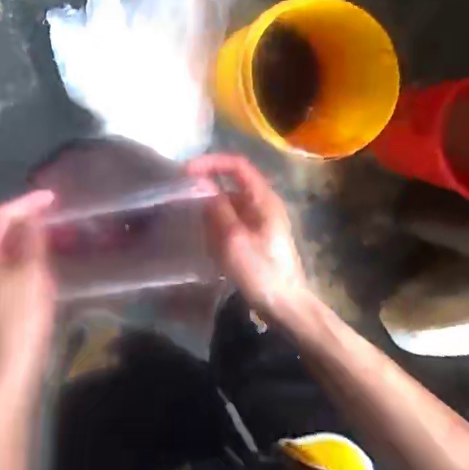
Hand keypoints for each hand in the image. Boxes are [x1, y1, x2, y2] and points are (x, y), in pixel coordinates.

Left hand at [0, 190, 58, 386]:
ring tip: (55, 228)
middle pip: (1, 229)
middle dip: (27, 216)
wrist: (12, 367)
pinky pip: (12, 263)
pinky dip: (29, 253)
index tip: (52, 196)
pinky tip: (46, 256)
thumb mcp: (32, 273)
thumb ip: (31, 240)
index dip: (26, 202)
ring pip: (7, 247)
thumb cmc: (22, 318)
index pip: (1, 216)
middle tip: (55, 209)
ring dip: (29, 235)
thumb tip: (32, 215)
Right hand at [185, 154, 312, 319]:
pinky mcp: (256, 236)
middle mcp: (264, 204)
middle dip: (206, 188)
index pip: (237, 165)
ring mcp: (261, 220)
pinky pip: (231, 220)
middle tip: (182, 197)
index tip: (185, 172)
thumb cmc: (261, 272)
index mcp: (264, 200)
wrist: (286, 307)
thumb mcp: (233, 238)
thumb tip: (199, 181)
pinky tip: (207, 240)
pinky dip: (216, 224)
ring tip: (194, 223)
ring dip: (210, 209)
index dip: (211, 162)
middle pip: (232, 183)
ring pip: (229, 203)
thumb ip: (216, 207)